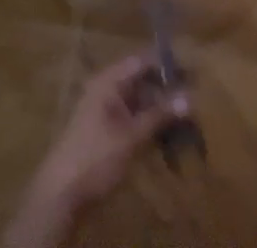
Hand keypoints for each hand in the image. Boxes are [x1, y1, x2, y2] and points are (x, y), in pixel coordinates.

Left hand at [0, 53, 190, 247]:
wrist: (60, 195)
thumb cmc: (95, 157)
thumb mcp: (131, 136)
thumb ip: (160, 115)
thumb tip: (191, 97)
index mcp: (109, 83)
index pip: (143, 61)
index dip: (168, 65)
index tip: (194, 73)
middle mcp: (108, 91)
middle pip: (144, 82)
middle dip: (168, 91)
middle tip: (196, 101)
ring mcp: (108, 113)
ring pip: (142, 103)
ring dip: (163, 111)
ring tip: (189, 121)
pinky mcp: (109, 133)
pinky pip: (136, 121)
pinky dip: (153, 126)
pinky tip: (171, 137)